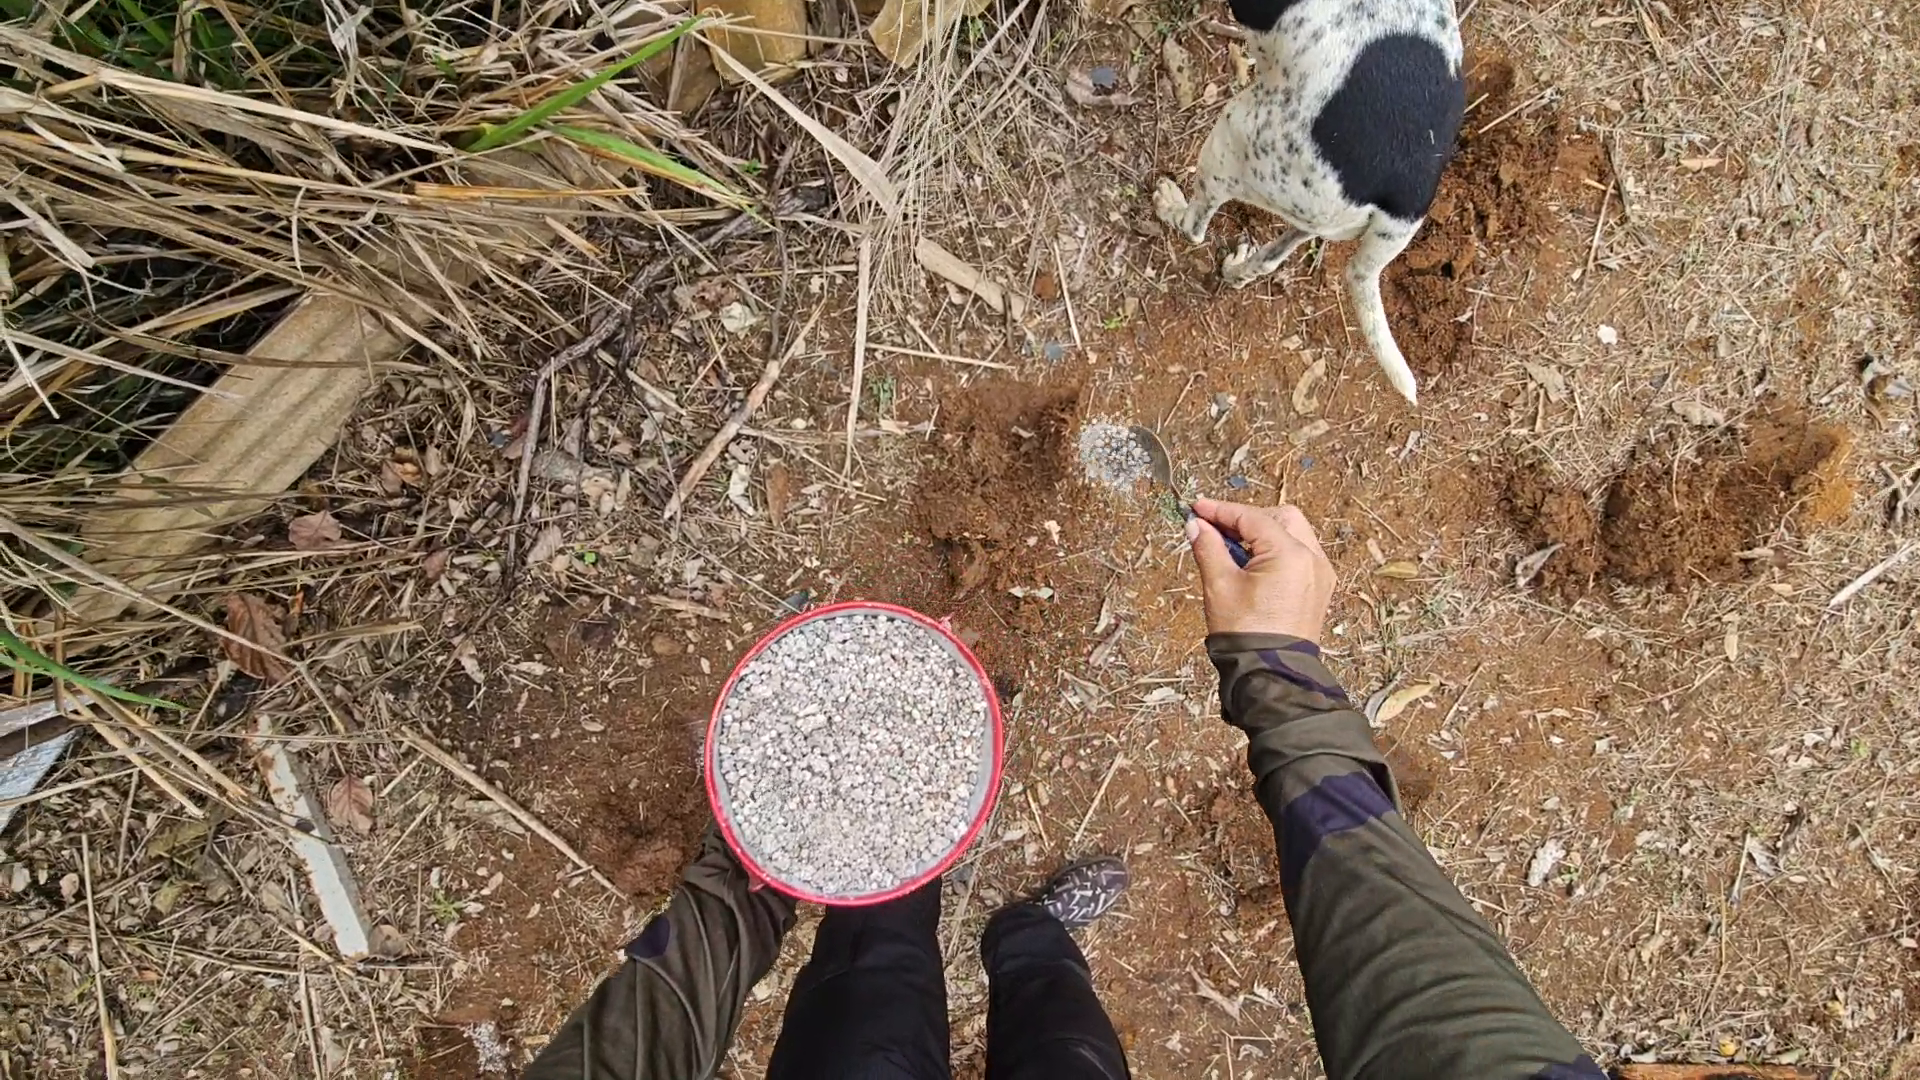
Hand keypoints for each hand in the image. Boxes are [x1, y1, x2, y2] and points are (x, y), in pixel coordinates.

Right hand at [1185, 499, 1334, 640]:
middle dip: (1246, 519)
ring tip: (1231, 548)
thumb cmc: (1244, 631)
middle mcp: (1312, 559)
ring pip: (1291, 534)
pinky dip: (1275, 551)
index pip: (1252, 518)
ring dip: (1261, 534)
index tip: (1197, 508)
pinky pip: (1298, 555)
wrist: (1269, 673)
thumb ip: (1208, 547)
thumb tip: (1196, 525)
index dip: (1220, 510)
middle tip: (1216, 528)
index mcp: (1290, 555)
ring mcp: (1319, 574)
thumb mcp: (1219, 584)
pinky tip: (1250, 564)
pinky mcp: (1318, 588)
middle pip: (1279, 517)